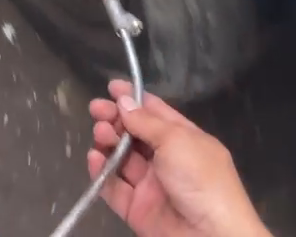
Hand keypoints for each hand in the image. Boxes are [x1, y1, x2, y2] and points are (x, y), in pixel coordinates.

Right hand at [87, 81, 268, 236]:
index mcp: (184, 140)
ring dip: (107, 141)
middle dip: (114, 118)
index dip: (133, 98)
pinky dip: (101, 172)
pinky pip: (114, 187)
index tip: (111, 87)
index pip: (155, 113)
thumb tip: (123, 101)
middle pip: (133, 133)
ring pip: (121, 157)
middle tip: (97, 109)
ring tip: (100, 134)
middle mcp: (167, 160)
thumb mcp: (177, 140)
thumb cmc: (201, 180)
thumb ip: (145, 121)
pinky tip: (95, 158)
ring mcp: (151, 185)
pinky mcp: (137, 209)